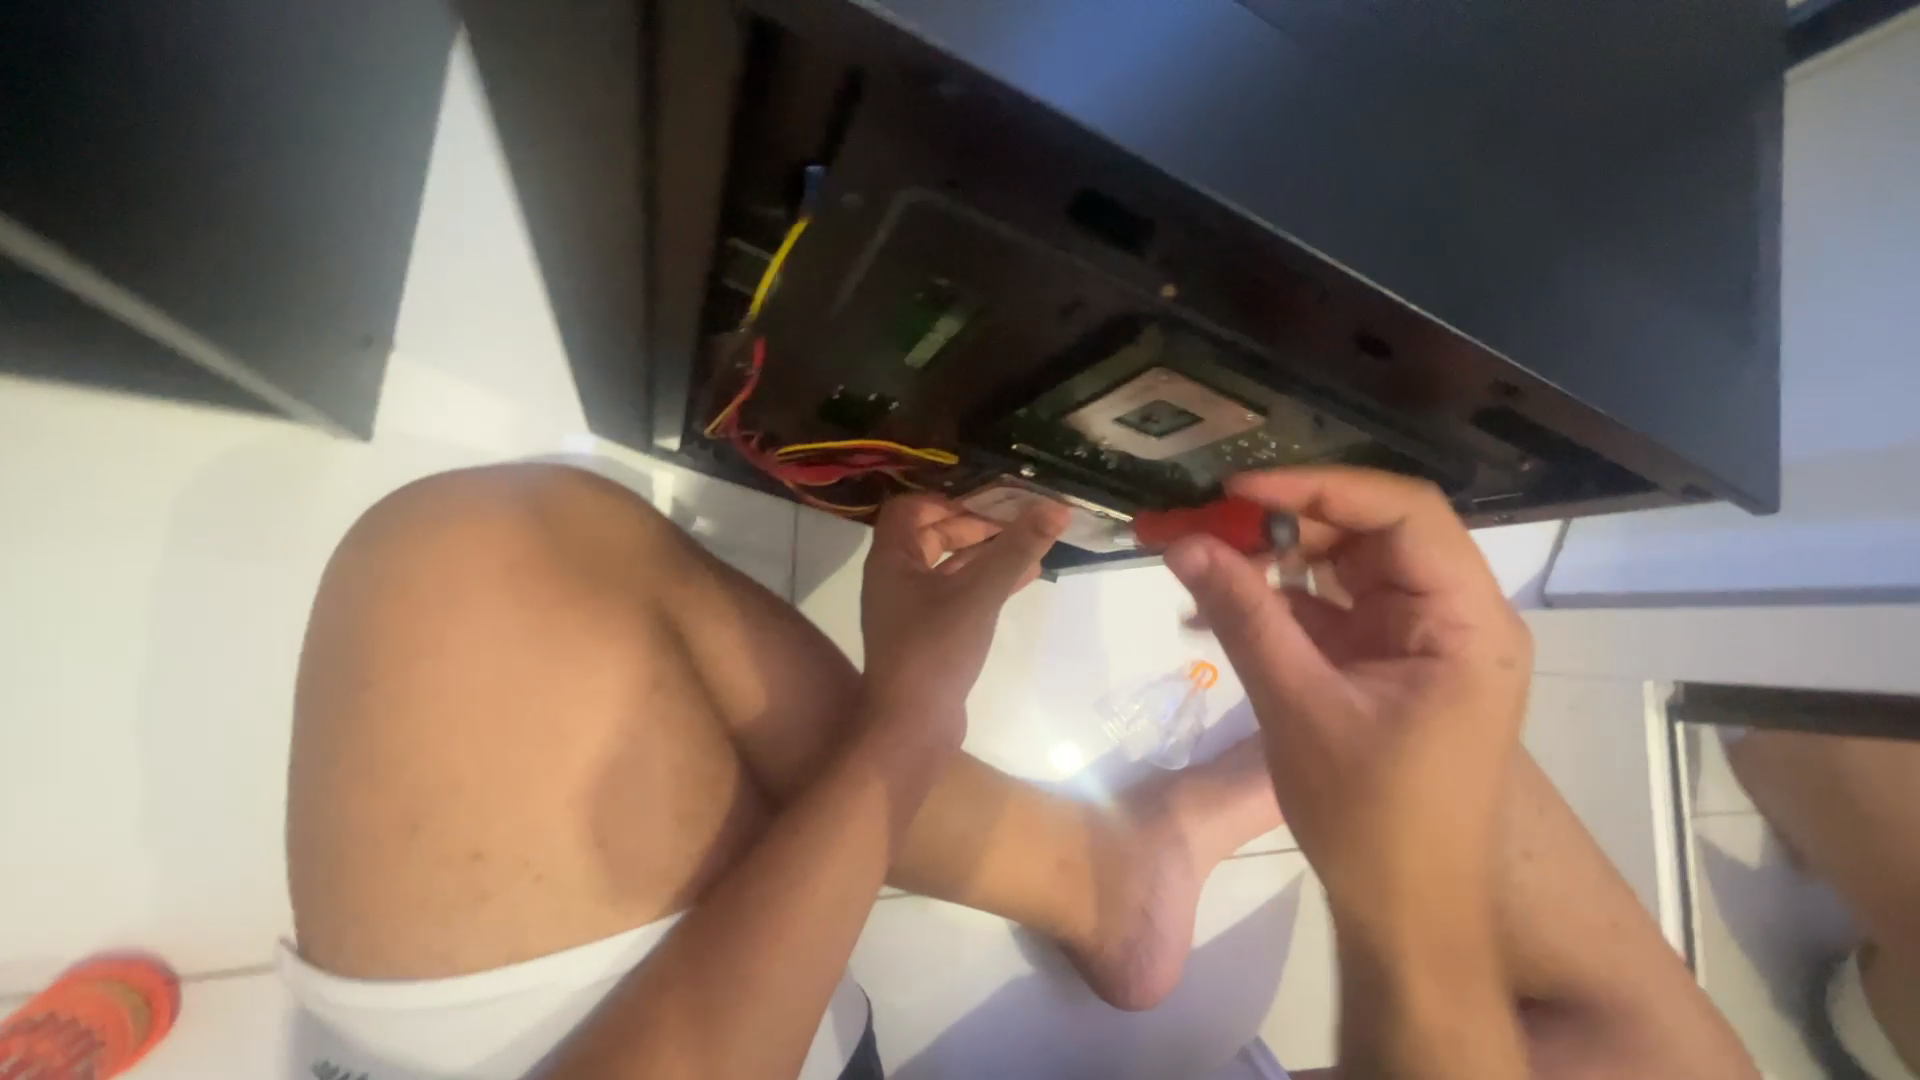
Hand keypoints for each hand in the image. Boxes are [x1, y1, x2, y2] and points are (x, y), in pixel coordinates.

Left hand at [860, 495, 1068, 745]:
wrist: (911, 727)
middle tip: (1015, 524)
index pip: (910, 508)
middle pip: (931, 535)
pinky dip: (985, 583)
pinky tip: (1026, 578)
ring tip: (1030, 547)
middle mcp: (893, 579)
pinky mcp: (928, 634)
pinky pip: (956, 595)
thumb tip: (1057, 507)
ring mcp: (910, 609)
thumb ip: (1016, 549)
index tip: (988, 504)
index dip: (947, 500)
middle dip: (974, 526)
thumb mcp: (979, 594)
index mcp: (890, 561)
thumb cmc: (935, 650)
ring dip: (985, 554)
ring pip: (948, 566)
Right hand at [1163, 467, 1530, 919]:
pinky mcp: (1381, 662)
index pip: (1403, 514)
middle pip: (1368, 535)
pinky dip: (1273, 603)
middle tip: (1201, 527)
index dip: (1319, 488)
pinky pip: (1326, 610)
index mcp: (1467, 623)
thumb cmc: (1371, 818)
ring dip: (1270, 562)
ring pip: (1341, 568)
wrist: (1403, 910)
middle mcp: (1452, 617)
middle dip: (1281, 526)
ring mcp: (1416, 639)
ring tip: (1197, 562)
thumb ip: (1243, 617)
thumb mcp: (1299, 708)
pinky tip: (1214, 606)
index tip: (1236, 492)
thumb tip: (1181, 544)